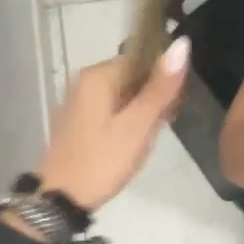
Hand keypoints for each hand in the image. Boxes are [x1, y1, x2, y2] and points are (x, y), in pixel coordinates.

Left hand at [35, 41, 188, 210]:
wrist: (60, 198)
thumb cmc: (102, 160)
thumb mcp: (137, 126)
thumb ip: (161, 88)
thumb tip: (183, 44)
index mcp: (98, 76)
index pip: (142, 59)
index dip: (163, 80)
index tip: (173, 107)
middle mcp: (86, 82)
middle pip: (134, 77)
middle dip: (153, 100)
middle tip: (159, 128)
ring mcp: (81, 102)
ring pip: (126, 96)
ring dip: (143, 114)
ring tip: (146, 140)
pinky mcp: (81, 122)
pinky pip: (114, 111)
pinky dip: (129, 123)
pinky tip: (133, 144)